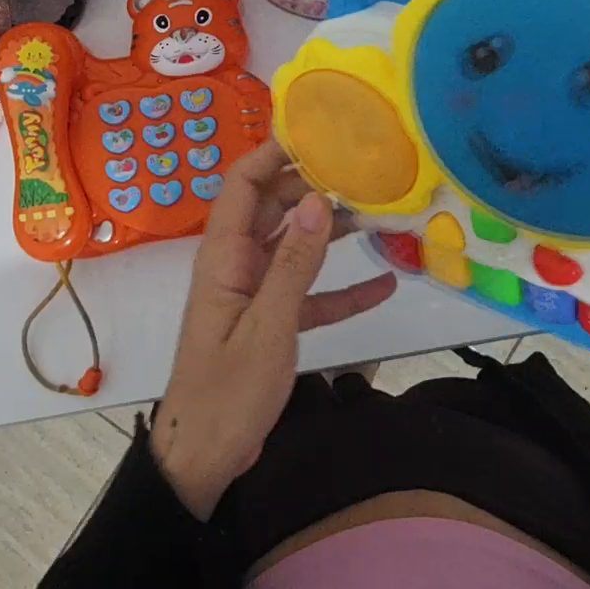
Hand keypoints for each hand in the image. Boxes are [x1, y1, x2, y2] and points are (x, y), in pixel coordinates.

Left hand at [150, 141, 397, 519]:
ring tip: (377, 215)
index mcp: (224, 256)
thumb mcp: (269, 326)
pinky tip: (384, 286)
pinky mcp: (269, 322)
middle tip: (362, 171)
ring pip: (293, 248)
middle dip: (311, 188)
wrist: (205, 456)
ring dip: (330, 233)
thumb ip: (294, 264)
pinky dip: (340, 289)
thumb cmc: (228, 391)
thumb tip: (315, 198)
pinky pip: (307, 294)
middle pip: (272, 209)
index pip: (243, 185)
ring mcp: (253, 293)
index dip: (273, 153)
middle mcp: (236, 264)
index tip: (317, 132)